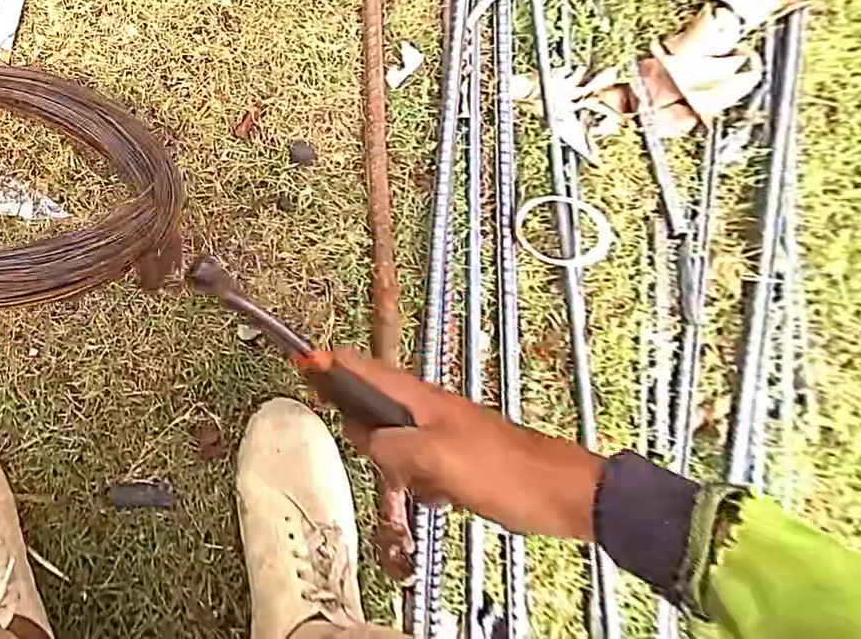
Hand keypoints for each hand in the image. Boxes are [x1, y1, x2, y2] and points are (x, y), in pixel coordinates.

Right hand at [329, 349, 604, 540]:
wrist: (560, 493)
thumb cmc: (502, 469)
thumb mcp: (434, 457)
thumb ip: (390, 446)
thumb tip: (364, 440)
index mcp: (414, 394)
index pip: (358, 365)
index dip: (327, 363)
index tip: (300, 364)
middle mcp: (421, 406)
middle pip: (369, 409)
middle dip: (366, 437)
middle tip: (385, 461)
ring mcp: (435, 431)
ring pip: (392, 444)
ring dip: (397, 469)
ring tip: (424, 486)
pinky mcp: (449, 456)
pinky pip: (416, 467)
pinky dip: (419, 484)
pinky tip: (441, 497)